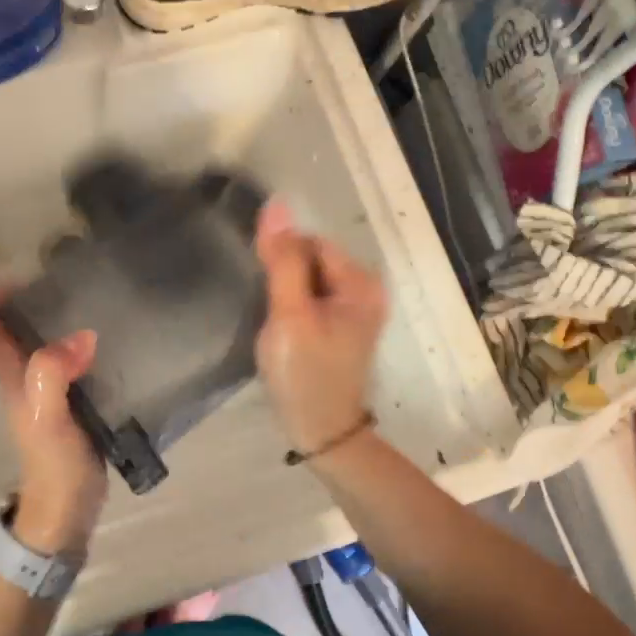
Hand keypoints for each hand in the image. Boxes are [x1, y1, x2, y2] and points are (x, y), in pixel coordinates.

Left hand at [0, 292, 106, 553]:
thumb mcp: (49, 419)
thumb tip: (82, 336)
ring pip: (47, 340)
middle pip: (18, 323)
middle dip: (37, 295)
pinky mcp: (75, 402)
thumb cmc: (53, 466)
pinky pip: (74, 361)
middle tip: (75, 274)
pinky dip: (86, 343)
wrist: (67, 513)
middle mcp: (26, 375)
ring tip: (99, 295)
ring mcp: (50, 389)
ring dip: (63, 317)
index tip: (28, 269)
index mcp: (12, 374)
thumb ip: (54, 376)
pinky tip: (115, 336)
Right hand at [252, 201, 387, 451]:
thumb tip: (276, 204)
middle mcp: (366, 289)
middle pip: (311, 260)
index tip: (269, 296)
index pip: (310, 243)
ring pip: (307, 281)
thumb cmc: (304, 374)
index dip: (282, 262)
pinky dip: (295, 311)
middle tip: (275, 318)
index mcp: (361, 281)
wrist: (321, 431)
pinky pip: (312, 300)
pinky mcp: (344, 327)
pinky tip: (288, 336)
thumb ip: (282, 260)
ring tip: (280, 328)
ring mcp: (357, 310)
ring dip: (287, 297)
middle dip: (285, 280)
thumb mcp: (289, 314)